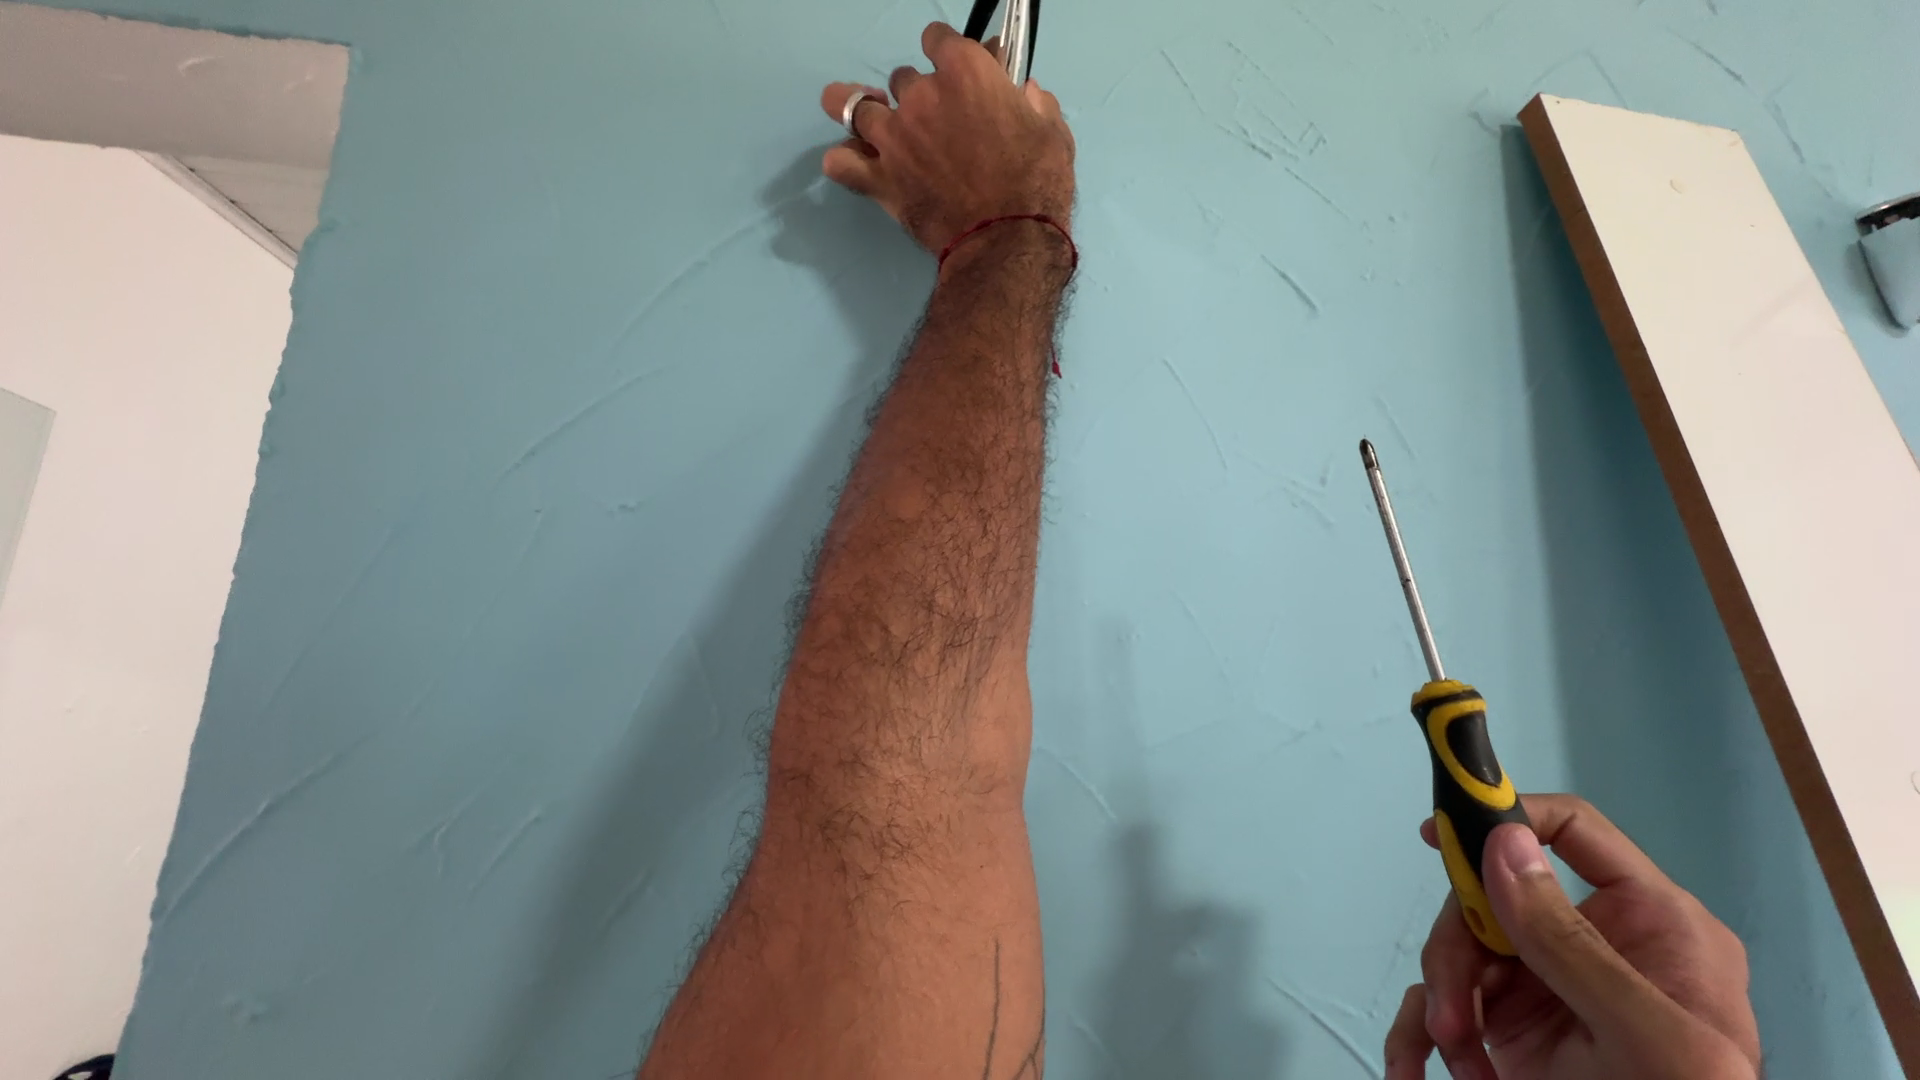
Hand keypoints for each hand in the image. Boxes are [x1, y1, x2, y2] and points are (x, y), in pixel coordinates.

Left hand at [819, 22, 1074, 253]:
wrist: (1007, 243)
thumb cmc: (1038, 186)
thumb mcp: (1052, 133)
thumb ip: (1033, 104)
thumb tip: (1024, 94)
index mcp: (965, 72)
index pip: (937, 38)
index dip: (946, 55)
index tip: (956, 74)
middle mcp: (921, 96)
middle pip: (903, 78)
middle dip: (917, 97)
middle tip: (934, 125)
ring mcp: (893, 138)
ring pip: (856, 107)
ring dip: (867, 115)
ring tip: (876, 130)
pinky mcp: (880, 181)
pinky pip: (840, 163)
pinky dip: (843, 162)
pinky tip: (852, 164)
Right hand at [1385, 795, 1761, 1079]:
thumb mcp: (1646, 1037)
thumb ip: (1572, 941)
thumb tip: (1499, 838)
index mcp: (1650, 923)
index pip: (1572, 830)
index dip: (1504, 816)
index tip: (1436, 836)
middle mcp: (1593, 942)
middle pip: (1490, 894)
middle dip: (1456, 950)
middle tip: (1449, 1009)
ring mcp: (1547, 983)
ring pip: (1458, 946)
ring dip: (1439, 999)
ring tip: (1453, 1056)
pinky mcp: (1511, 1025)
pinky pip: (1443, 1001)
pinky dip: (1418, 1034)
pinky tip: (1413, 1068)